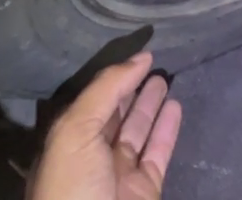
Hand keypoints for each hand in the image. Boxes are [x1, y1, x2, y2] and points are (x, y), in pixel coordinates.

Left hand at [28, 52, 181, 199]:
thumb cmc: (72, 189)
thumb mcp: (75, 131)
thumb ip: (105, 90)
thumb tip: (140, 58)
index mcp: (65, 145)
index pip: (91, 102)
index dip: (112, 77)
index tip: (137, 54)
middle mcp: (91, 158)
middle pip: (114, 115)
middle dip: (130, 89)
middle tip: (153, 62)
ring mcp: (119, 176)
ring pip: (138, 131)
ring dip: (150, 104)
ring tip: (165, 78)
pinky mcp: (145, 190)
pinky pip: (158, 152)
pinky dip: (168, 128)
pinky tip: (176, 105)